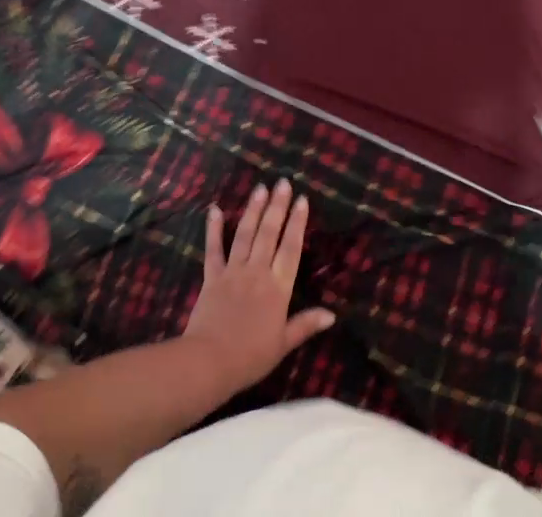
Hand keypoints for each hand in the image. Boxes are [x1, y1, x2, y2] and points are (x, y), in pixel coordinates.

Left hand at [181, 180, 335, 393]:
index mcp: (278, 288)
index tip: (302, 200)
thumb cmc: (251, 356)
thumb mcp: (283, 343)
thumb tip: (332, 314)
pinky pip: (213, 249)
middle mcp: (256, 272)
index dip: (297, 223)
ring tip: (260, 188)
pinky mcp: (211, 277)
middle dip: (277, 207)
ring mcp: (232, 272)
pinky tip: (214, 210)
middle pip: (268, 234)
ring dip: (253, 210)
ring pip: (244, 235)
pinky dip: (213, 229)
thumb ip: (305, 325)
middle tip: (283, 182)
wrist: (210, 360)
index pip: (291, 248)